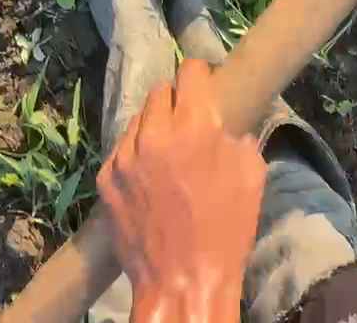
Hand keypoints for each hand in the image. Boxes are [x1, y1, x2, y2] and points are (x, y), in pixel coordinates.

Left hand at [97, 59, 264, 322]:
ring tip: (166, 154)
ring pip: (138, 118)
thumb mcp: (251, 176)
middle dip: (175, 101)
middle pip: (160, 91)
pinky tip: (148, 178)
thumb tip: (227, 115)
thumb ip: (237, 134)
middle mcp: (154, 132)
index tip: (205, 84)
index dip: (201, 75)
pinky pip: (121, 149)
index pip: (190, 71)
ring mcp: (125, 155)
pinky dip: (135, 155)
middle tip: (187, 123)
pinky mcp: (105, 177)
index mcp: (193, 127)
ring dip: (153, 127)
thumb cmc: (225, 232)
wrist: (183, 285)